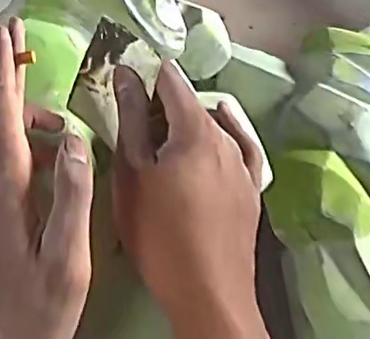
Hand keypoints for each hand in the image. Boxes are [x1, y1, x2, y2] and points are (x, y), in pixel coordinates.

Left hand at [0, 21, 93, 338]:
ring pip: (8, 131)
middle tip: (17, 29)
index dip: (7, 63)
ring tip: (64, 128)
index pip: (6, 104)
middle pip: (2, 106)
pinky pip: (9, 153)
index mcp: (6, 175)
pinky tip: (55, 160)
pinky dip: (30, 141)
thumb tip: (73, 137)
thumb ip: (72, 194)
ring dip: (30, 114)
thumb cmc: (25, 304)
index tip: (7, 29)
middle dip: (11, 67)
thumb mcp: (64, 258)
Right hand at [113, 61, 268, 338]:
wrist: (208, 298)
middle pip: (189, 100)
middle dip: (157, 99)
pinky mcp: (250, 192)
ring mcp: (243, 167)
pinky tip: (205, 143)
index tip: (120, 76)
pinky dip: (214, 139)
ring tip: (153, 137)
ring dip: (181, 121)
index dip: (143, 70)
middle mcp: (226, 140)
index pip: (169, 77)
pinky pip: (233, 149)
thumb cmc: (160, 232)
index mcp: (196, 129)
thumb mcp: (132, 170)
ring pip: (209, 124)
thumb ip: (130, 116)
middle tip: (126, 114)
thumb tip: (126, 73)